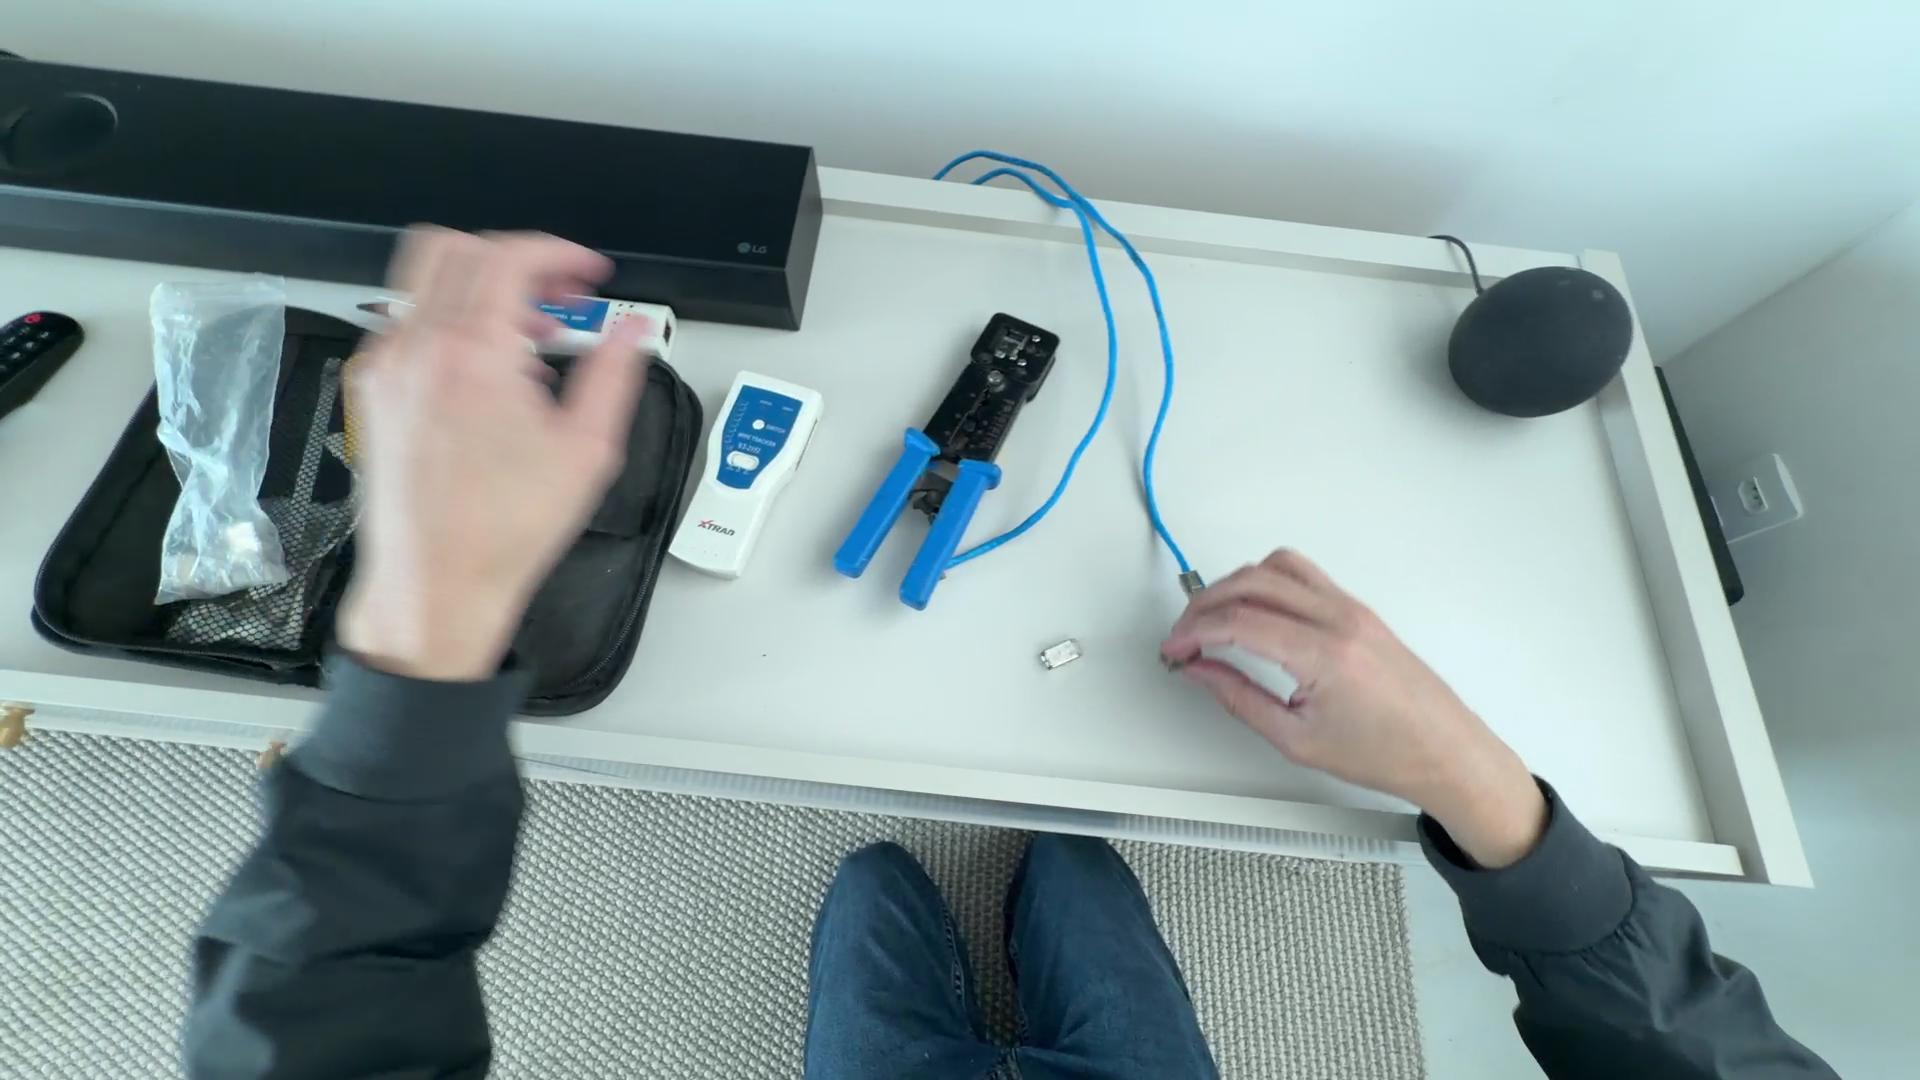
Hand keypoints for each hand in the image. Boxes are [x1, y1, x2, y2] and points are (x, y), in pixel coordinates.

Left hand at [336, 228, 648, 680]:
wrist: (439, 580)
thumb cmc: (505, 528)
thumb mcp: (589, 449)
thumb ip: (614, 374)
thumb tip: (630, 331)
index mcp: (473, 355)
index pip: (508, 257)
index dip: (559, 253)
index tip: (589, 272)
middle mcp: (417, 349)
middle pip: (455, 248)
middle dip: (520, 258)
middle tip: (564, 291)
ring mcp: (386, 368)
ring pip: (426, 280)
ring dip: (486, 288)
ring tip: (535, 332)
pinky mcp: (375, 392)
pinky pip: (410, 323)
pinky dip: (456, 321)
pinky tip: (495, 369)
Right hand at [1160, 550, 1546, 867]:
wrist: (1449, 754)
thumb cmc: (1385, 754)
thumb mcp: (1295, 739)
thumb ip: (1238, 698)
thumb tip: (1200, 669)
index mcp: (1326, 656)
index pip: (1238, 622)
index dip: (1193, 632)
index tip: (1174, 648)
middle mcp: (1339, 619)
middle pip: (1250, 583)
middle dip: (1203, 605)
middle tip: (1184, 634)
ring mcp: (1351, 607)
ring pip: (1274, 565)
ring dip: (1233, 584)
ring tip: (1212, 616)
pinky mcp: (1357, 608)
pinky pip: (1300, 572)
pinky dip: (1264, 580)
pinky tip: (1251, 607)